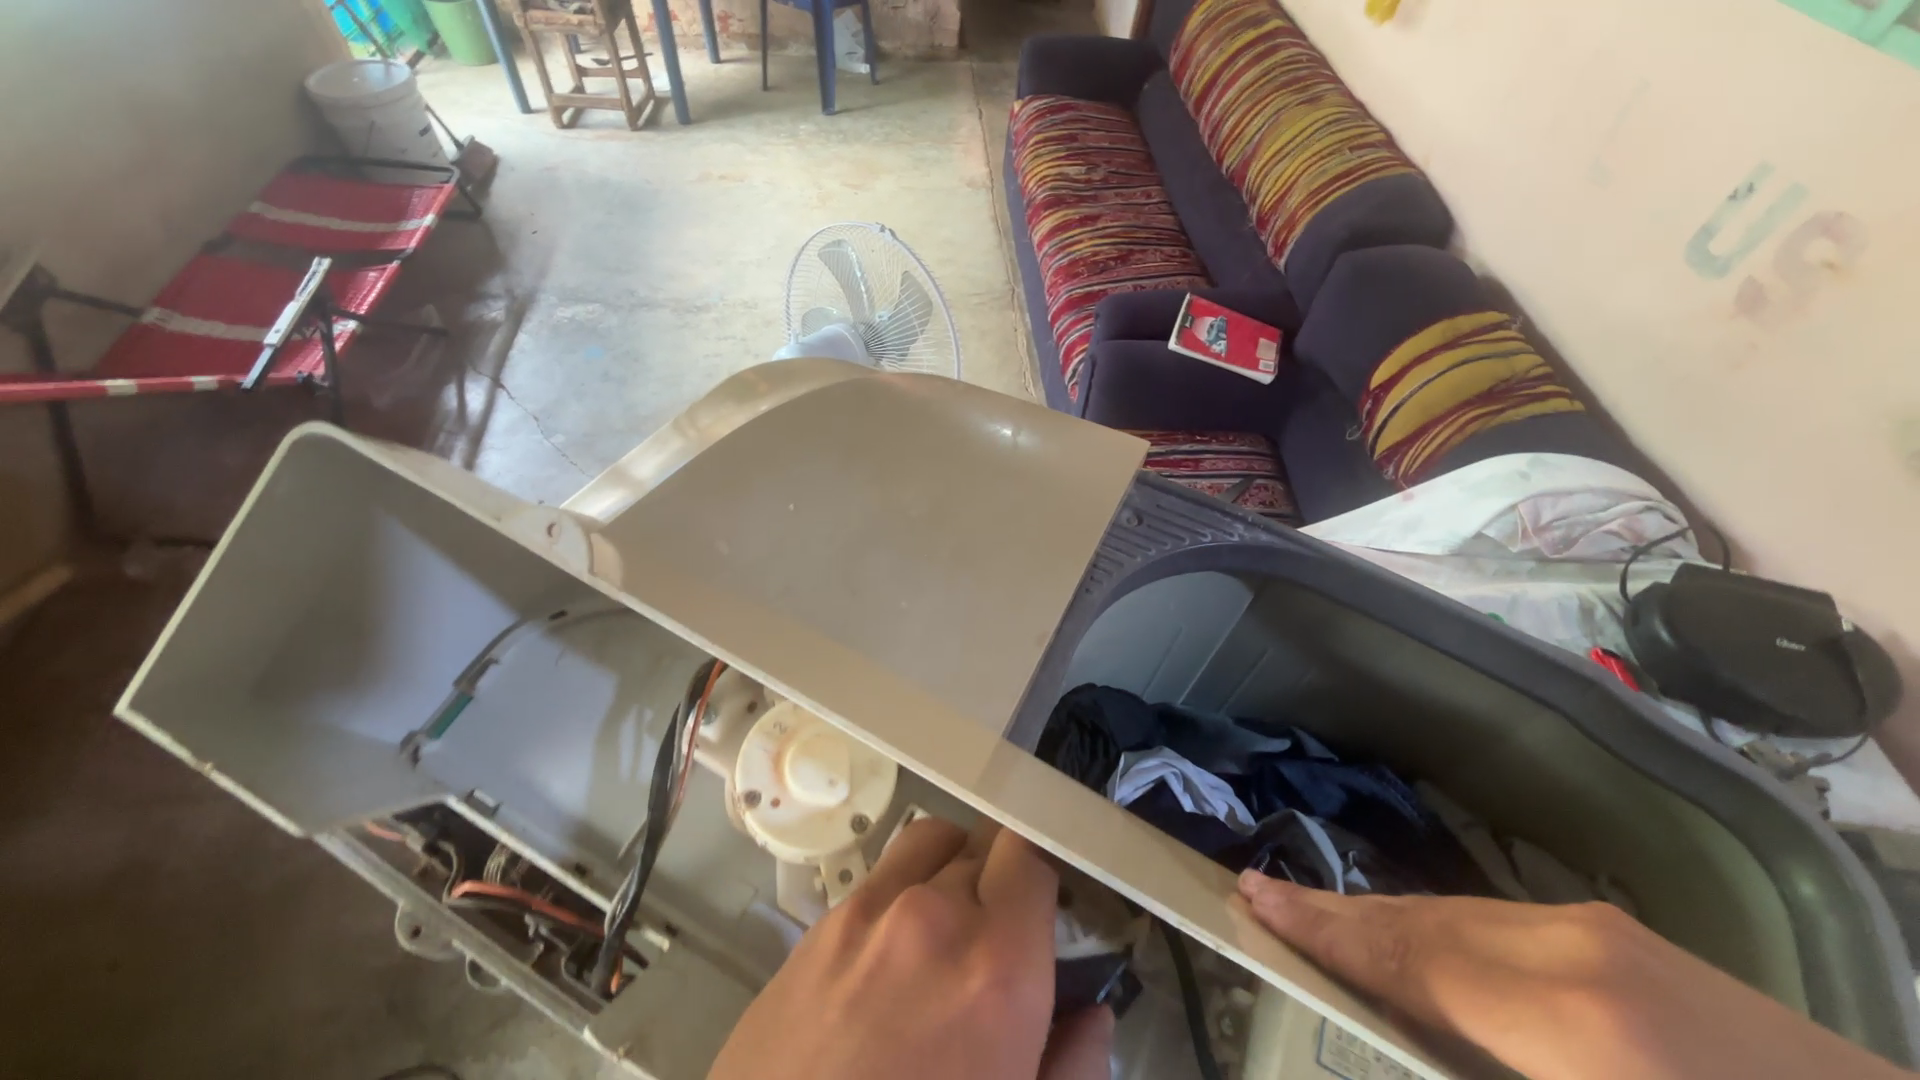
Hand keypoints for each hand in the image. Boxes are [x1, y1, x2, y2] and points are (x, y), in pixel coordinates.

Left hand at [709, 819, 1112, 1079]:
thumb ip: (1073, 1066)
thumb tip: (1093, 1015)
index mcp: (997, 968)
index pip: (1031, 856)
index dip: (1046, 870)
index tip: (1050, 899)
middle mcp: (932, 918)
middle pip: (982, 845)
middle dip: (1002, 875)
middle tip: (1004, 926)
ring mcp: (866, 915)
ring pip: (928, 841)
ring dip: (952, 864)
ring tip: (953, 917)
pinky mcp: (816, 928)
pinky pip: (878, 877)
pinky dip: (902, 890)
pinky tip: (894, 949)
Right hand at [1238, 871, 1911, 1079]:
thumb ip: (1463, 1056)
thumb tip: (1399, 1026)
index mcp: (1570, 1020)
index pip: (1409, 957)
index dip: (1323, 929)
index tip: (1250, 894)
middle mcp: (1579, 952)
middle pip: (1424, 921)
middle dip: (1339, 913)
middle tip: (1262, 897)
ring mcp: (1611, 938)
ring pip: (1460, 914)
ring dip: (1384, 920)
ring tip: (1322, 922)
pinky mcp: (1633, 945)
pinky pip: (1502, 924)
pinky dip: (1439, 930)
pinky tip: (1418, 944)